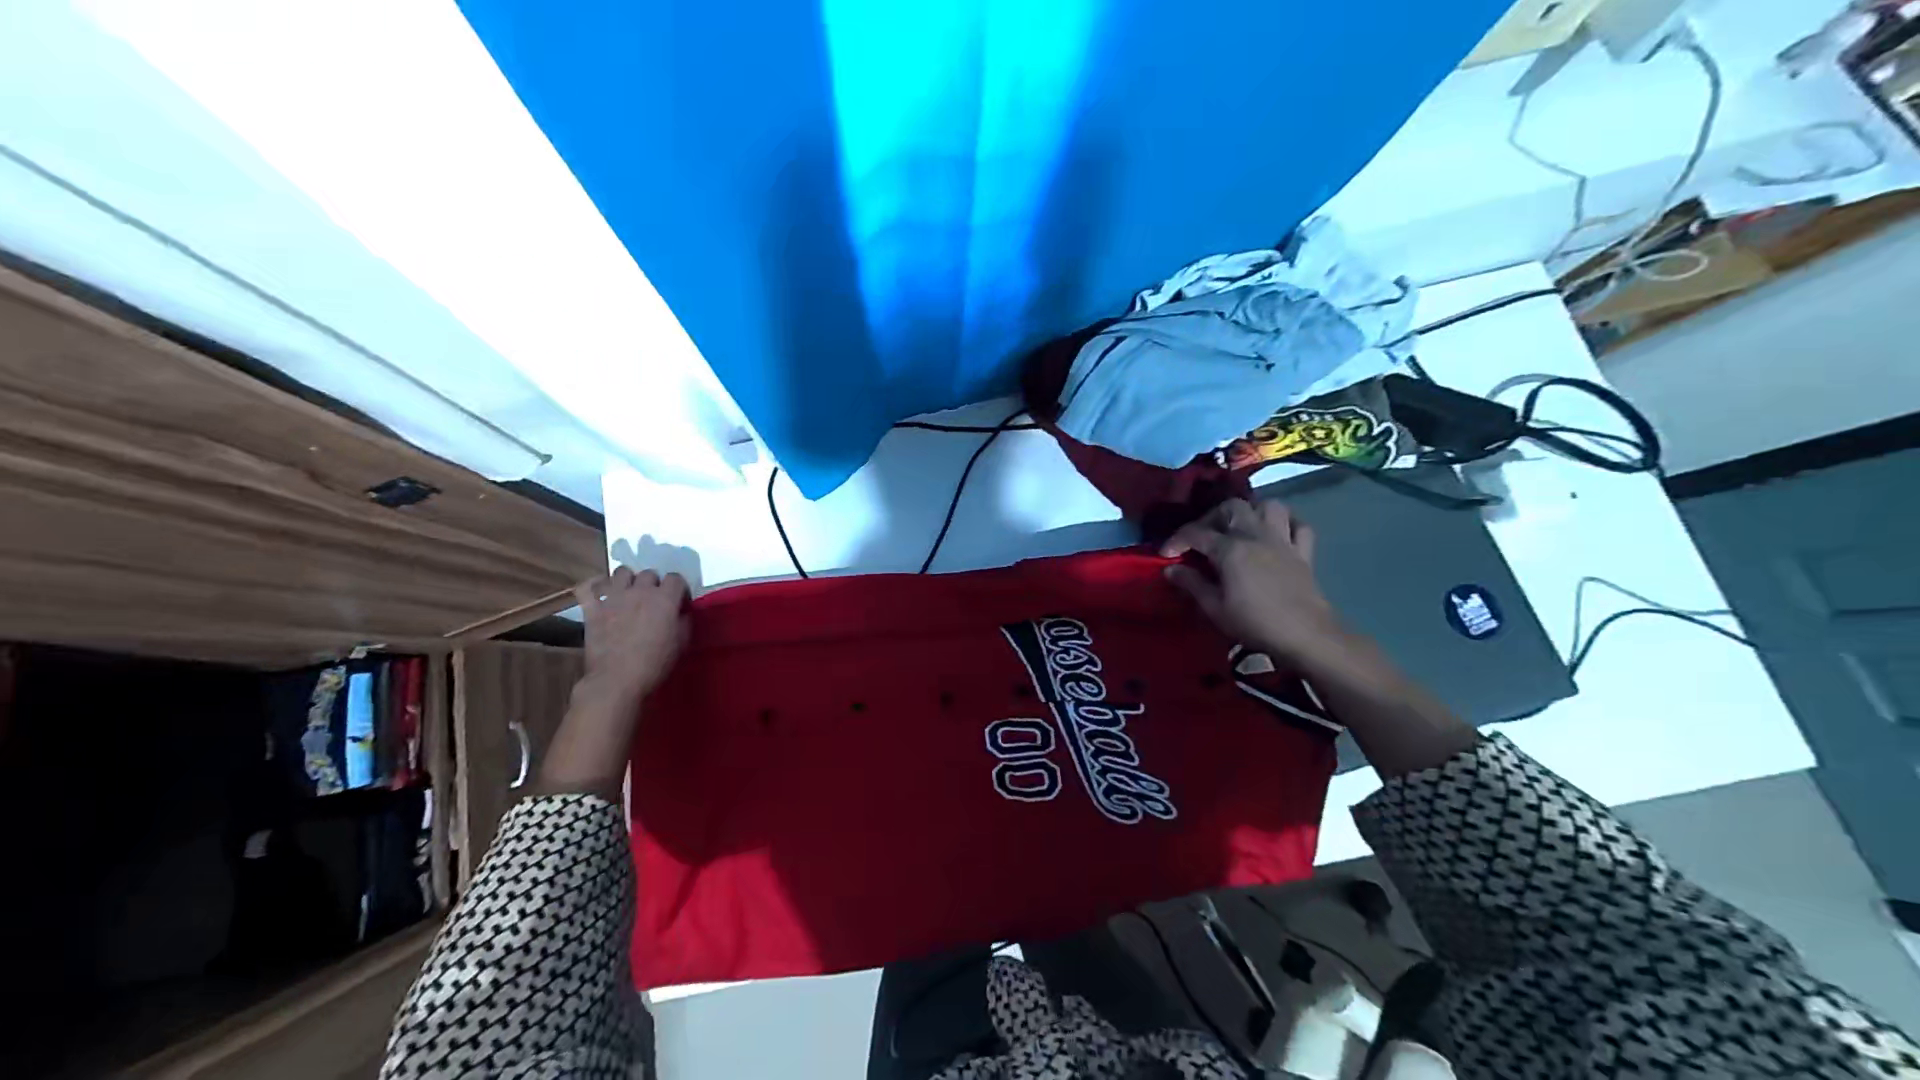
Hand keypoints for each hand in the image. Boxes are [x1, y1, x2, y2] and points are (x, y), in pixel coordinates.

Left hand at [574, 566, 690, 707]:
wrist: (618, 679)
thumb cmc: (655, 663)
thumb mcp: (682, 643)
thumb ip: (684, 620)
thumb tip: (681, 611)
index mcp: (664, 598)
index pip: (676, 578)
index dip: (679, 589)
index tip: (679, 603)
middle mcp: (640, 591)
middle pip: (649, 573)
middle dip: (654, 584)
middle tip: (653, 601)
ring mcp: (614, 597)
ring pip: (621, 572)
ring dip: (628, 580)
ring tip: (629, 594)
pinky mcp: (593, 608)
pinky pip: (588, 586)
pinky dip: (593, 585)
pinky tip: (600, 592)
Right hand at [1160, 499, 1344, 664]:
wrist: (1305, 636)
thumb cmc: (1254, 623)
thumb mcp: (1214, 608)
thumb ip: (1192, 584)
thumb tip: (1171, 569)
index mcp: (1231, 549)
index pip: (1196, 533)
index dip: (1176, 540)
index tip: (1165, 555)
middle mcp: (1256, 535)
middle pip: (1232, 508)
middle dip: (1211, 518)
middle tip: (1202, 538)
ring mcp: (1283, 541)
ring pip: (1268, 507)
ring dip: (1251, 512)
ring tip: (1239, 529)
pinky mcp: (1304, 553)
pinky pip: (1299, 526)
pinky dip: (1287, 525)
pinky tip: (1276, 535)